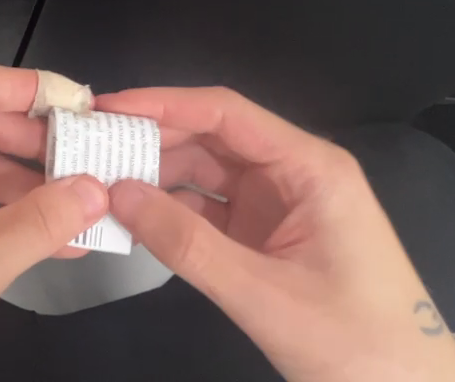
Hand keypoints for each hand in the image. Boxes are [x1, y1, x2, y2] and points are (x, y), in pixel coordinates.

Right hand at [97, 87, 454, 381]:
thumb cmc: (361, 351)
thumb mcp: (268, 298)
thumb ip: (188, 244)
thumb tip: (116, 193)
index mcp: (309, 167)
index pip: (225, 113)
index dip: (163, 104)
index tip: (109, 107)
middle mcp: (292, 174)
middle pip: (210, 137)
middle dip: (152, 139)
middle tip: (93, 145)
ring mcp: (279, 205)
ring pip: (204, 171)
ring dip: (156, 175)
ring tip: (102, 179)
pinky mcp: (267, 236)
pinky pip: (208, 208)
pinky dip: (171, 211)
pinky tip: (134, 215)